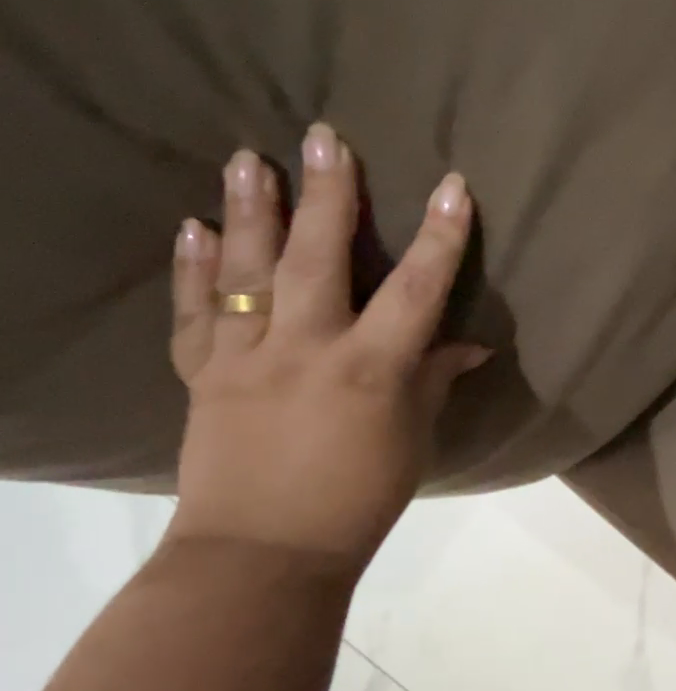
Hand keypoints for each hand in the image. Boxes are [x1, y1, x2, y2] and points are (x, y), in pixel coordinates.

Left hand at [166, 123, 487, 569]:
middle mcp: (306, 349)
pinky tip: (193, 228)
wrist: (262, 552)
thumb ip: (435, 380)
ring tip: (248, 159)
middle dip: (326, 195)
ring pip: (246, 272)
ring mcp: (246, 359)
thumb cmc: (361, 496)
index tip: (452, 186)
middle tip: (324, 138)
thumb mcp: (414, 437)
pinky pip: (194, 314)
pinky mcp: (203, 376)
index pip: (418, 288)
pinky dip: (193, 269)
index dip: (440, 235)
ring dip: (248, 211)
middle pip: (318, 259)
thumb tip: (467, 346)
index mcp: (371, 368)